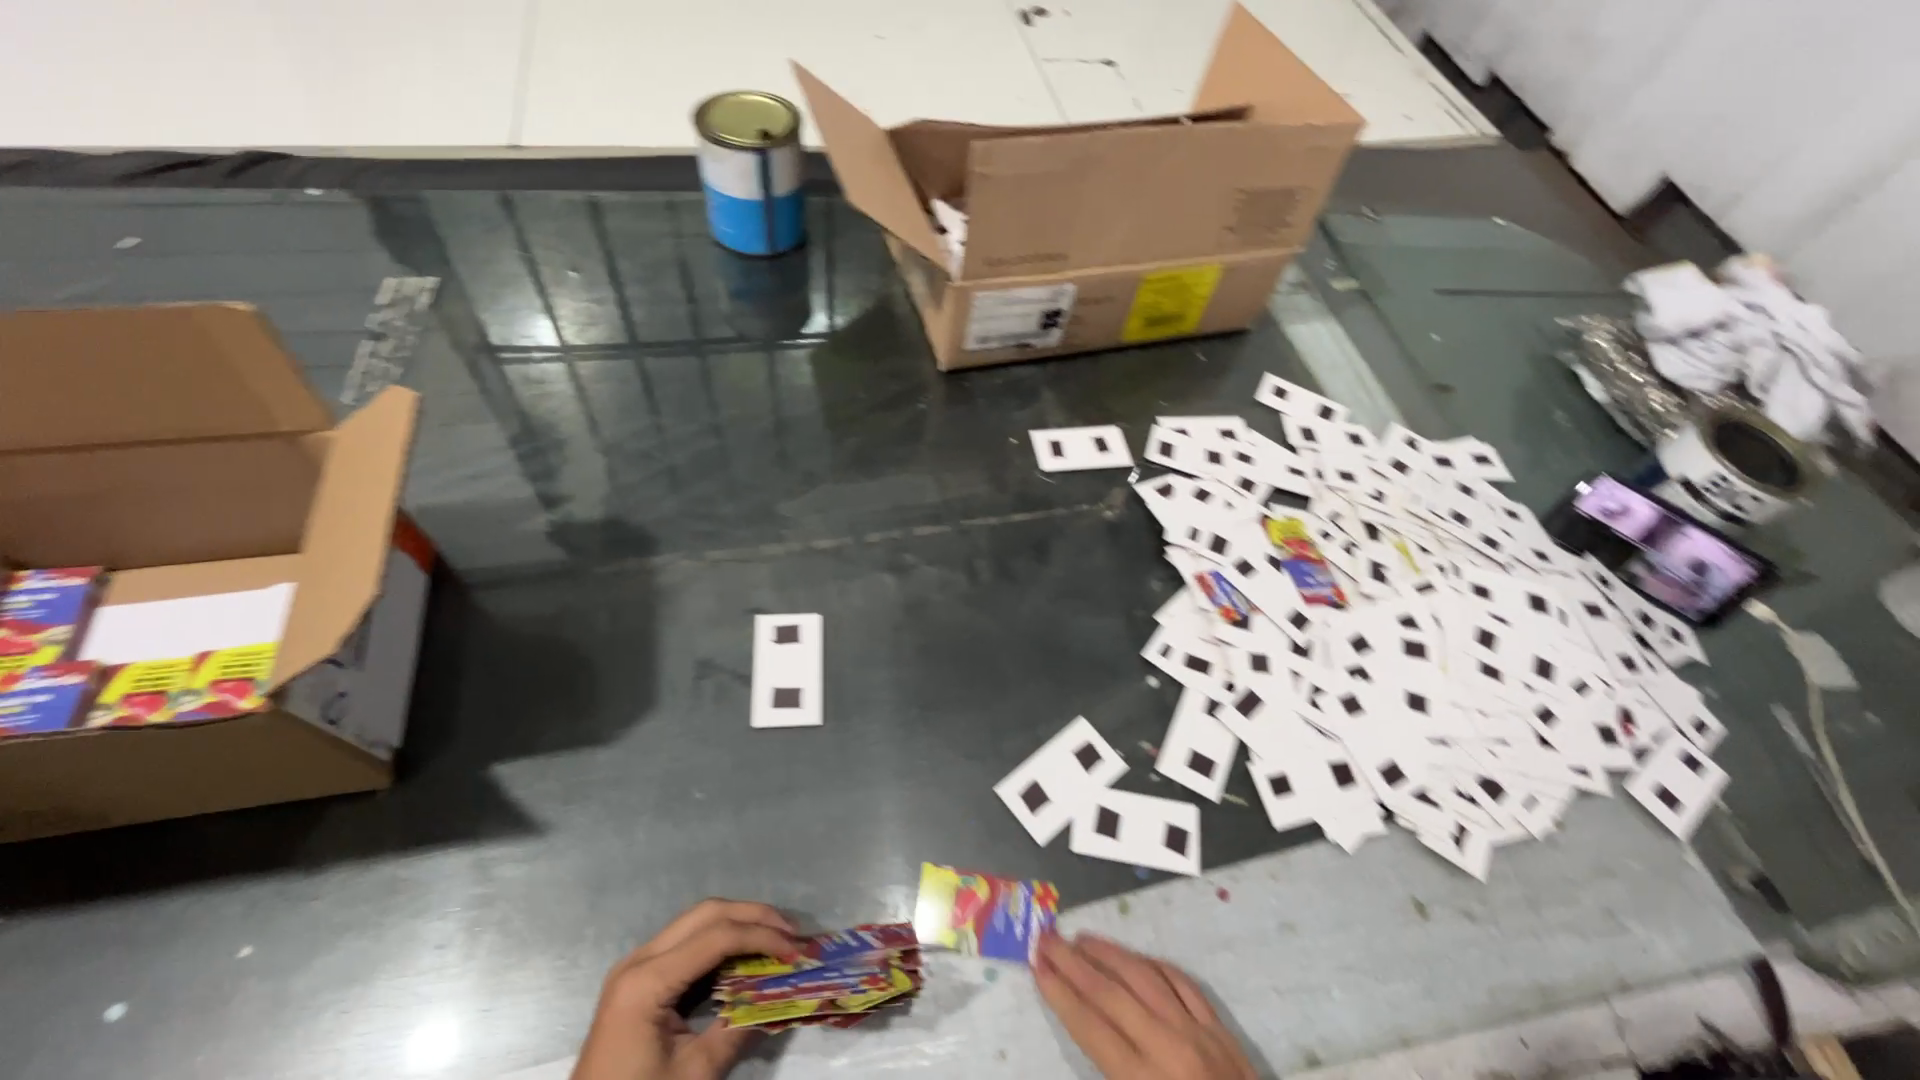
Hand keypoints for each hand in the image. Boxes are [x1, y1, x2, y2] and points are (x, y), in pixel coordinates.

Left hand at [572, 899, 797, 1079]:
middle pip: (706, 913)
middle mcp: (639, 960)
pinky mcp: (639, 978)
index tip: (797, 952)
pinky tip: (746, 958)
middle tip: (792, 935)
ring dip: (739, 924)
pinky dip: (720, 942)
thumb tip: (779, 1001)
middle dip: (754, 917)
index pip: (717, 937)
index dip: (762, 937)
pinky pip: (686, 943)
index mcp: (648, 981)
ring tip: (777, 941)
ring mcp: (636, 966)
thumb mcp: (694, 1073)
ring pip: (696, 921)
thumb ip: (737, 1030)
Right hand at [1034, 932, 1255, 1079]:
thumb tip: (1087, 1032)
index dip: (1059, 994)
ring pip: (1145, 977)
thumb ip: (1110, 1075)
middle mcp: (1168, 1048)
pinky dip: (1153, 965)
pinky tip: (1136, 958)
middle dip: (1073, 963)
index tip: (1036, 967)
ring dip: (1109, 954)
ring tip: (1081, 938)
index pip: (1090, 1026)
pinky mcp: (1221, 1030)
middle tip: (1045, 938)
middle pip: (1111, 993)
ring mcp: (1198, 1033)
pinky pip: (1182, 983)